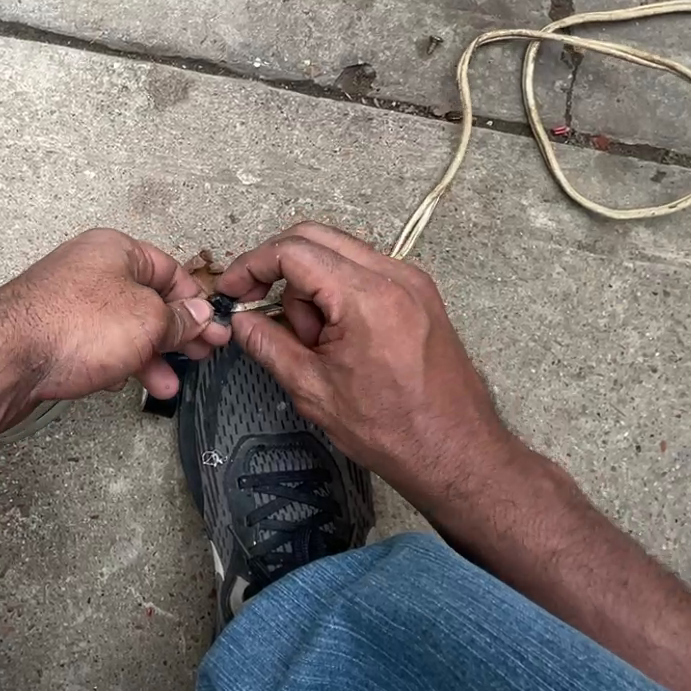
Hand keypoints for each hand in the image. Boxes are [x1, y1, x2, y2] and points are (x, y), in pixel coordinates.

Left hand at [0, 229, 230, 415]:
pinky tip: (119, 381)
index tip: (211, 328)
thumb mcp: (146, 320)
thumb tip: (198, 315)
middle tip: (196, 355)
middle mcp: (90, 268)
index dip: (194, 301)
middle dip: (174, 332)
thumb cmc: (70, 326)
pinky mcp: (52, 329)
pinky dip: (114, 360)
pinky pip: (95, 342)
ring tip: (163, 383)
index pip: (169, 269)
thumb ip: (178, 318)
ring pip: (121, 325)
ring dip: (148, 355)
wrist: (6, 358)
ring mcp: (68, 299)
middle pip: (146, 299)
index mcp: (115, 249)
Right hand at [215, 222, 520, 512]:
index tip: (232, 290)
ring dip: (308, 282)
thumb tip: (238, 320)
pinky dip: (334, 288)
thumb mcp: (312, 389)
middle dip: (276, 266)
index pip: (292, 252)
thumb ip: (267, 344)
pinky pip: (360, 268)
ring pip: (336, 251)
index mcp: (366, 297)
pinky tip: (333, 332)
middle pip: (313, 236)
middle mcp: (393, 275)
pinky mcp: (417, 292)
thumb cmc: (392, 429)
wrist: (458, 453)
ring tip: (314, 339)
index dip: (251, 265)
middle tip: (256, 303)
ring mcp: (410, 280)